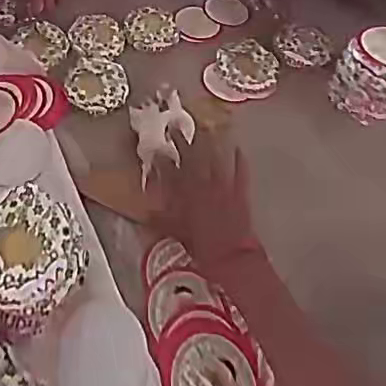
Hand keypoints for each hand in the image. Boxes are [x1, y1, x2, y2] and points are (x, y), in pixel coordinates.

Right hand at [158, 112, 261, 266]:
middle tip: (174, 126)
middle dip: (181, 140)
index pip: (168, 171)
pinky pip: (240, 170)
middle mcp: (202, 185)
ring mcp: (223, 185)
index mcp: (184, 195)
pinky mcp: (240, 191)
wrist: (232, 259)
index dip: (160, 158)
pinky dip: (238, 159)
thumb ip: (158, 218)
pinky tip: (237, 148)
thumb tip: (145, 209)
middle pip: (190, 157)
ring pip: (214, 158)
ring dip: (208, 142)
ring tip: (203, 128)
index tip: (155, 148)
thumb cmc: (201, 248)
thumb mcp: (174, 233)